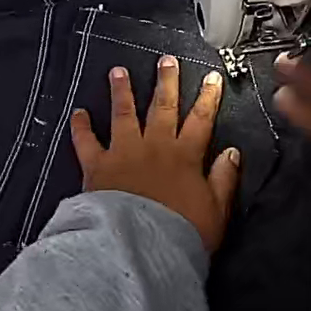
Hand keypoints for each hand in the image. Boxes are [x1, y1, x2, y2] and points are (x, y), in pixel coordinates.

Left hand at [71, 55, 241, 251]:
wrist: (138, 249)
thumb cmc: (181, 234)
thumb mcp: (216, 210)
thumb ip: (224, 179)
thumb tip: (232, 152)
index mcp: (184, 156)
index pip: (201, 120)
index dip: (208, 98)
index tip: (211, 78)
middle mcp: (154, 146)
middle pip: (162, 107)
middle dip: (166, 82)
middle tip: (166, 60)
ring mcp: (123, 152)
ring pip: (123, 114)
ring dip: (122, 91)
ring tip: (119, 72)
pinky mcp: (97, 166)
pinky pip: (86, 142)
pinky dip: (81, 127)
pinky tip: (78, 113)